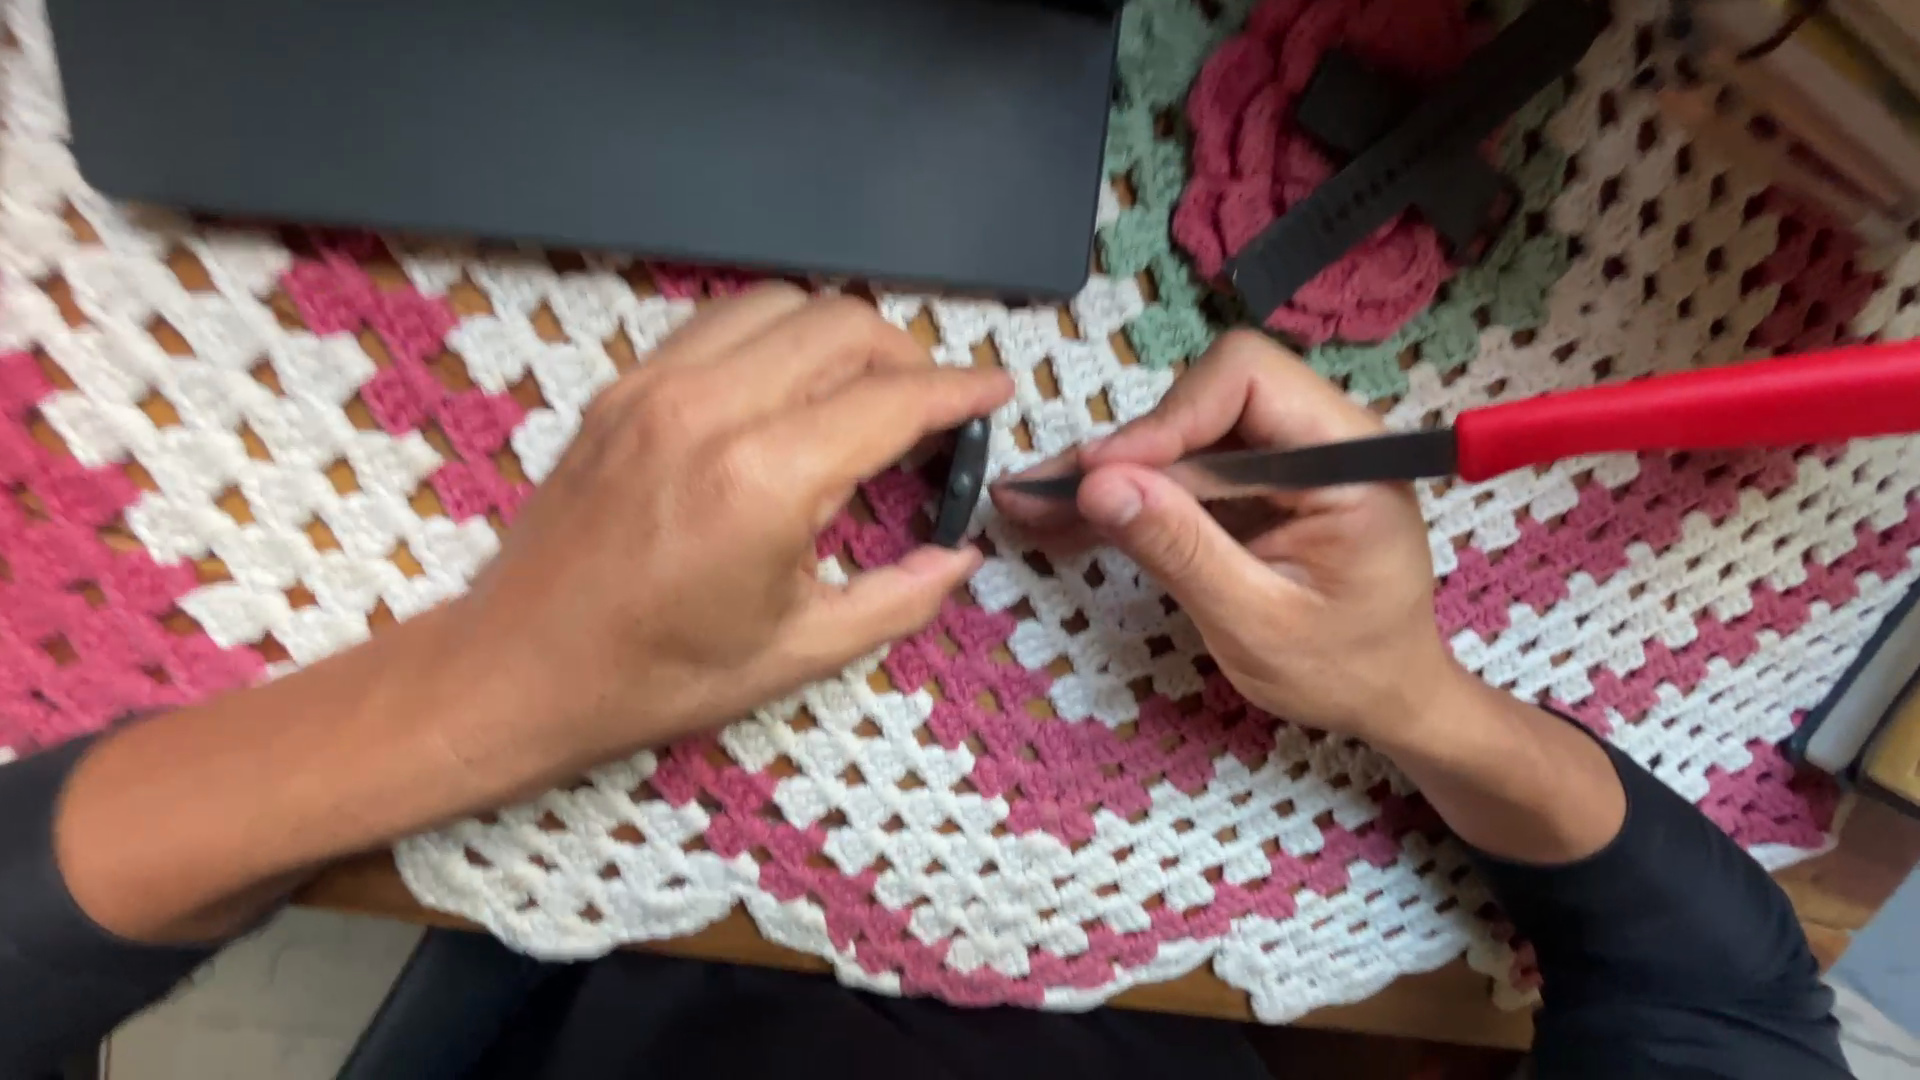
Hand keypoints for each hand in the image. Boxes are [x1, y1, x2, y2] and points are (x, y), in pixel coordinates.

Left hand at [436, 285, 1012, 783]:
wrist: (517, 669)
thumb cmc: (663, 674)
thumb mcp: (802, 651)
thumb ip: (901, 596)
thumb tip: (960, 555)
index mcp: (763, 480)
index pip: (890, 401)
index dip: (958, 391)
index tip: (996, 390)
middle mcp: (711, 407)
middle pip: (845, 326)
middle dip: (910, 356)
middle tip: (933, 408)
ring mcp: (658, 385)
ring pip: (785, 304)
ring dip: (846, 337)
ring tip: (868, 392)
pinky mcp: (624, 386)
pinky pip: (725, 322)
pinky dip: (781, 337)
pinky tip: (793, 388)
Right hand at [993, 330, 1459, 744]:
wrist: (1381, 696)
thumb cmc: (1341, 669)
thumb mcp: (1257, 623)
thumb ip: (1182, 550)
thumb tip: (1096, 485)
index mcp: (1344, 457)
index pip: (1245, 379)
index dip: (1166, 419)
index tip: (1102, 477)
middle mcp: (1309, 440)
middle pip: (1194, 407)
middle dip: (1115, 455)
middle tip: (1035, 498)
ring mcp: (1274, 463)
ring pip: (1172, 443)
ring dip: (1102, 478)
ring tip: (1028, 508)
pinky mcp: (1246, 490)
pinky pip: (1174, 479)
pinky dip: (1120, 502)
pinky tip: (1062, 523)